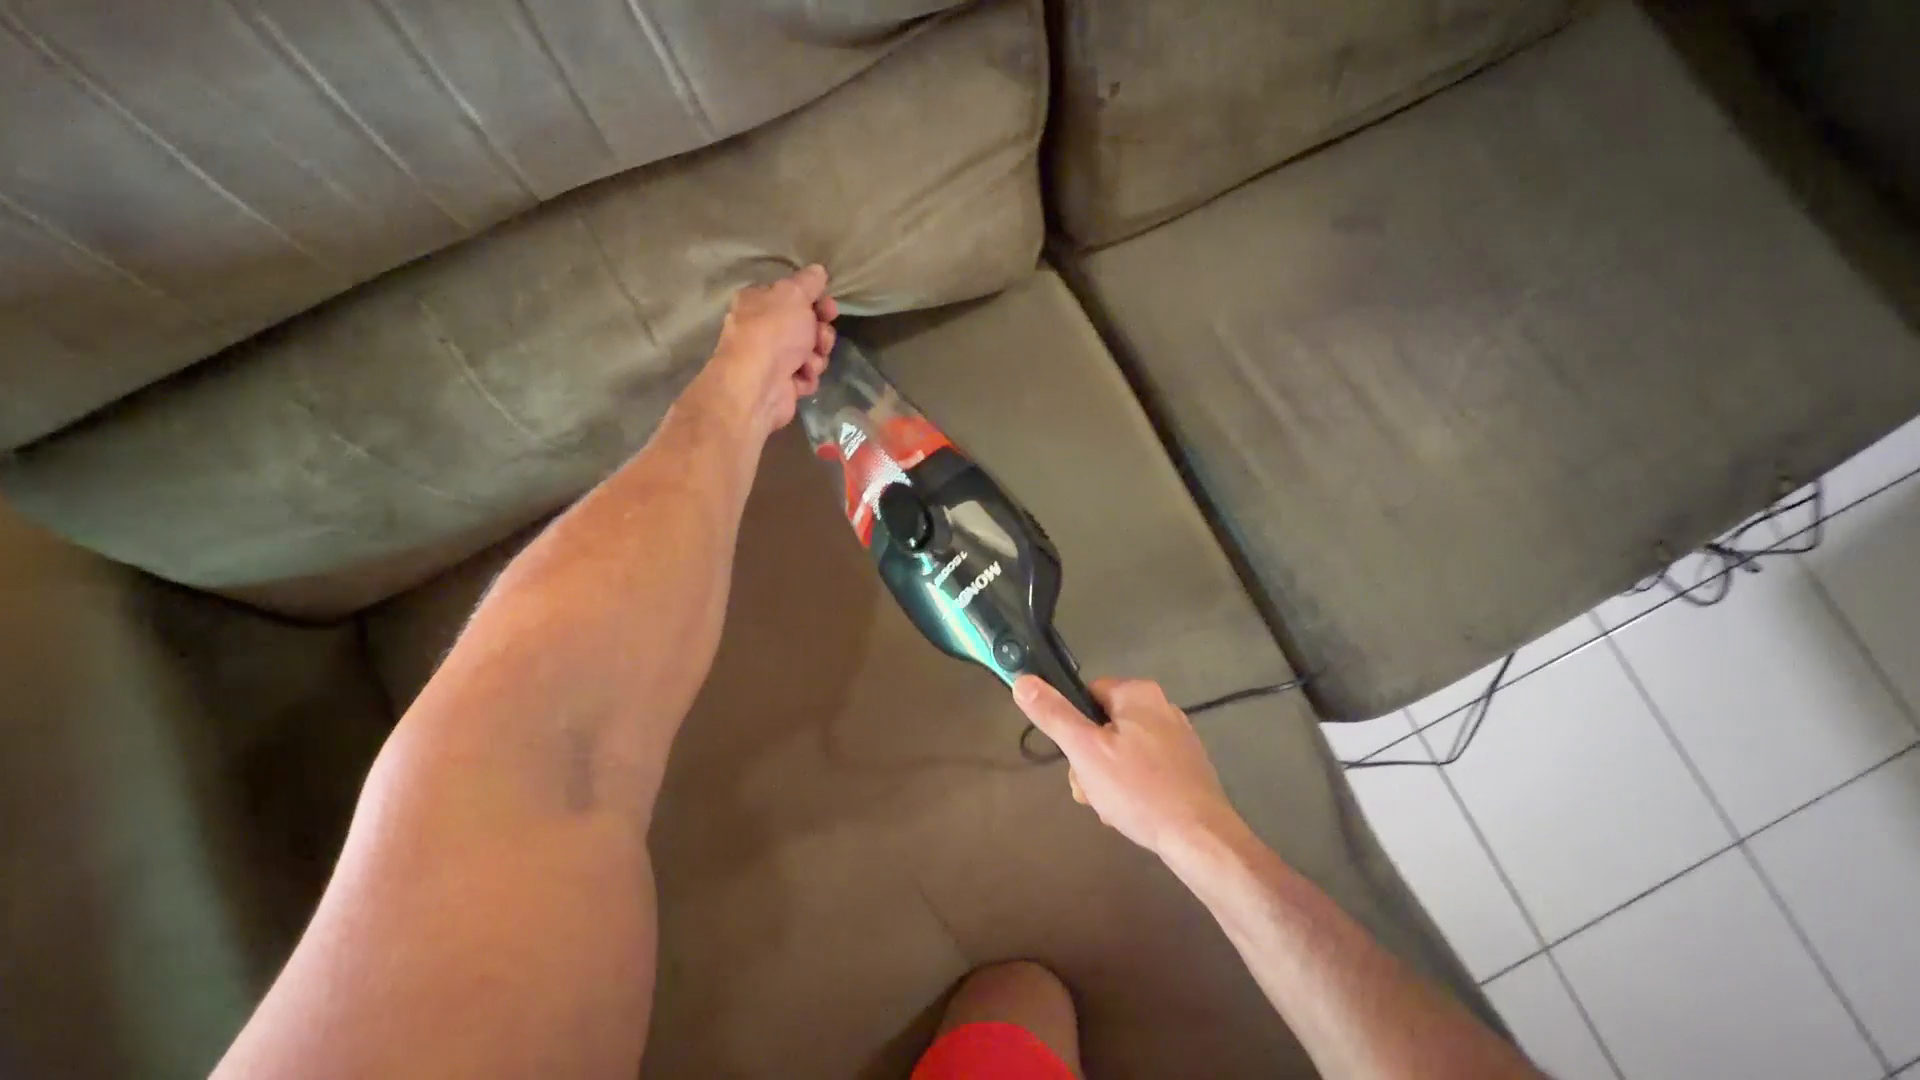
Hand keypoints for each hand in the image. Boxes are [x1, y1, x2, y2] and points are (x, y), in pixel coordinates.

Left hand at [704, 264, 838, 436]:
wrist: (759, 384)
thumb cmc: (774, 331)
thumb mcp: (794, 295)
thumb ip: (808, 282)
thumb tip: (817, 270)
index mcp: (758, 302)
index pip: (792, 296)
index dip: (815, 301)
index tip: (830, 308)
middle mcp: (762, 329)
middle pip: (805, 326)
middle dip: (820, 332)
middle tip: (821, 337)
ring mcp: (771, 359)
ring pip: (810, 352)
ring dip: (816, 356)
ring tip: (807, 362)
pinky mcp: (781, 385)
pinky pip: (805, 376)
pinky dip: (807, 377)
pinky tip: (800, 377)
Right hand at [1013, 676, 1239, 857]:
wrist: (1199, 837)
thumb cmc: (1139, 789)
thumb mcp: (1085, 751)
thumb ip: (1053, 715)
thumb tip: (1023, 681)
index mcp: (1138, 693)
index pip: (1086, 695)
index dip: (1073, 727)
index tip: (1075, 757)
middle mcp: (1161, 707)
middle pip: (1103, 726)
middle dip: (1089, 762)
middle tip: (1092, 789)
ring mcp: (1177, 738)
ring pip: (1121, 752)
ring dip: (1107, 779)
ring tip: (1112, 806)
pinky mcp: (1186, 767)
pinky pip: (1144, 769)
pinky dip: (1132, 788)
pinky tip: (1132, 811)